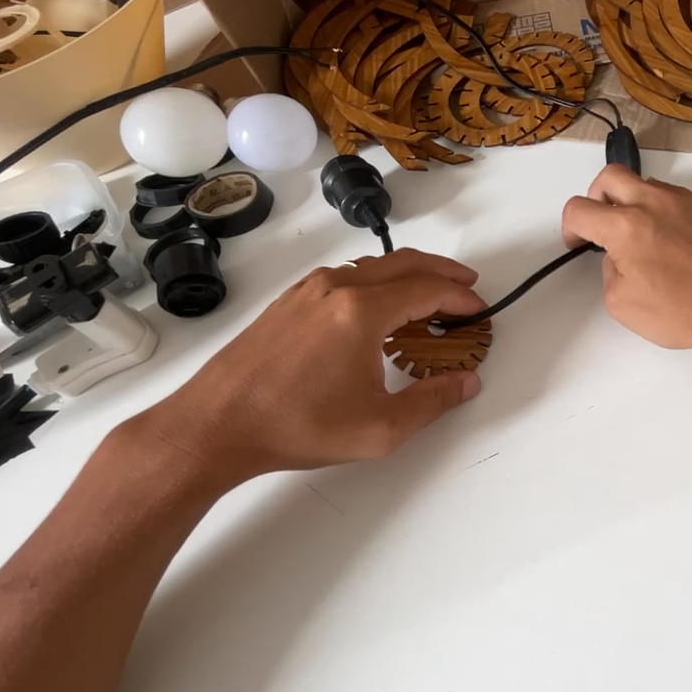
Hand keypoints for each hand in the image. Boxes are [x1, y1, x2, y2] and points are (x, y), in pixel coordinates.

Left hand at [127, 250, 487, 485]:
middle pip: (405, 263)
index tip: (479, 312)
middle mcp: (337, 288)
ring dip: (409, 274)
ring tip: (428, 296)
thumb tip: (467, 383)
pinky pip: (346, 276)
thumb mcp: (379, 428)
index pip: (428, 290)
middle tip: (467, 286)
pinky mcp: (288, 302)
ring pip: (373, 266)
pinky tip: (379, 308)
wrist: (212, 427)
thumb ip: (432, 402)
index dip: (460, 299)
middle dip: (443, 272)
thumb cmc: (295, 427)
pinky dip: (377, 281)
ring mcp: (308, 291)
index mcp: (362, 311)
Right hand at [561, 166, 691, 358]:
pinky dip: (657, 209)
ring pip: (642, 183)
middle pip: (610, 177)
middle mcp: (652, 202)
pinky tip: (664, 240)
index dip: (571, 227)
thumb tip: (617, 256)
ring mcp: (681, 201)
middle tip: (600, 226)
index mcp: (625, 225)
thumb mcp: (622, 303)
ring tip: (636, 236)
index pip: (579, 208)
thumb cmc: (684, 310)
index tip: (578, 242)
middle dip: (597, 198)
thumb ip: (608, 271)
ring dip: (630, 201)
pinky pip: (669, 196)